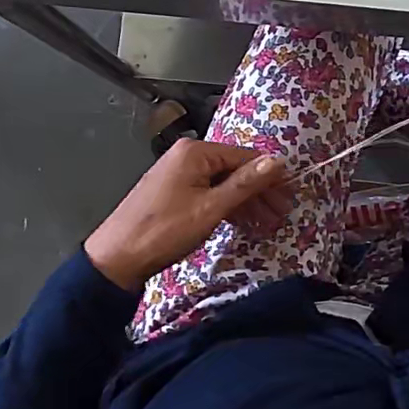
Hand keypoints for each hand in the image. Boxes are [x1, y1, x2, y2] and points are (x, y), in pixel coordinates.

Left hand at [84, 139, 292, 290]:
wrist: (118, 257)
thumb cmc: (165, 231)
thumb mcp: (211, 208)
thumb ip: (245, 183)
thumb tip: (277, 161)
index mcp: (195, 152)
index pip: (244, 156)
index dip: (270, 176)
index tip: (291, 196)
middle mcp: (185, 156)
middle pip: (233, 168)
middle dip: (259, 192)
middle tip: (281, 215)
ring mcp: (177, 174)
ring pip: (221, 183)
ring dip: (245, 202)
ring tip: (266, 224)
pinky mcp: (172, 193)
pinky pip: (207, 193)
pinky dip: (225, 207)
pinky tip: (241, 224)